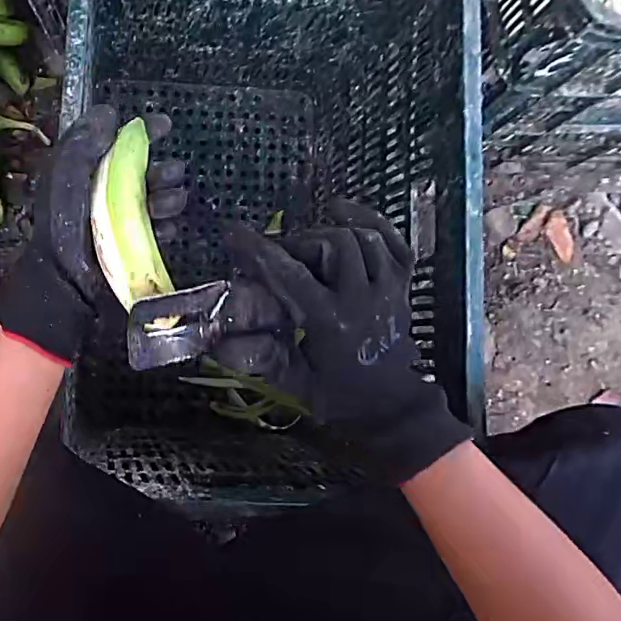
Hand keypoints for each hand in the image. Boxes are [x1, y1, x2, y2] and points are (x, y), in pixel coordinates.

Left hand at [0, 105, 185, 363]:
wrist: (67, 278)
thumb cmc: (63, 224)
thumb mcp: (67, 173)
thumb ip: (85, 141)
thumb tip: (108, 112)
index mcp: (86, 171)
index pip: (117, 142)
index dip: (142, 131)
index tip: (164, 126)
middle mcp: (104, 190)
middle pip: (143, 171)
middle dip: (160, 169)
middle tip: (173, 171)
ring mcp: (120, 217)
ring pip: (155, 197)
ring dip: (167, 195)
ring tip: (171, 201)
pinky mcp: (132, 242)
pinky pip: (157, 227)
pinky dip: (165, 224)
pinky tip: (166, 226)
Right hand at [215, 199, 468, 484]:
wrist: (394, 408)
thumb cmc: (340, 397)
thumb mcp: (295, 383)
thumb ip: (261, 357)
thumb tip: (217, 339)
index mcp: (332, 322)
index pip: (291, 274)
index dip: (259, 251)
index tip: (234, 234)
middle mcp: (363, 297)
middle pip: (331, 245)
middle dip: (297, 244)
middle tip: (276, 255)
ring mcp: (388, 288)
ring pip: (361, 238)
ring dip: (328, 234)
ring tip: (306, 245)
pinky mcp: (402, 285)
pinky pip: (392, 241)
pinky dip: (370, 221)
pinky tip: (343, 213)